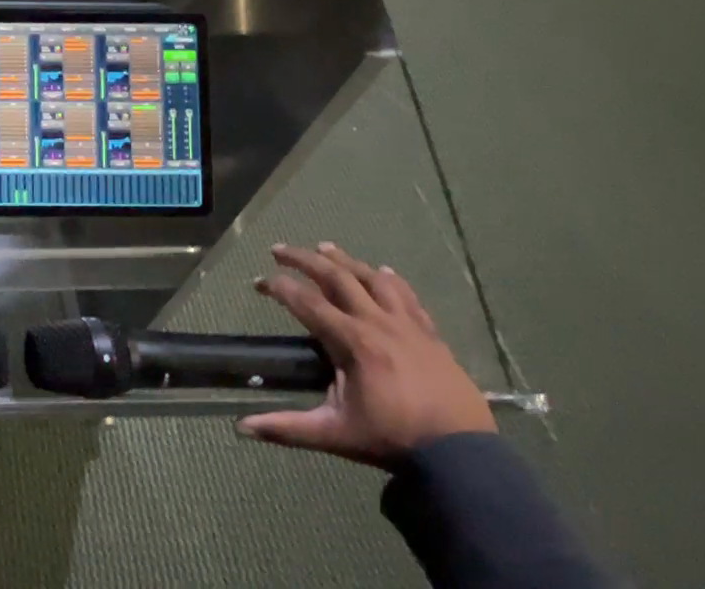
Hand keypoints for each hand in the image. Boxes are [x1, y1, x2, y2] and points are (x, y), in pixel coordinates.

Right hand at [237, 243, 494, 468]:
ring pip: (373, 280)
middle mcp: (378, 324)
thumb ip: (286, 427)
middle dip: (304, 260)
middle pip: (337, 278)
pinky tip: (384, 271)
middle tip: (279, 249)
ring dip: (346, 261)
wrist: (462, 456)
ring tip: (326, 248)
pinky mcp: (431, 336)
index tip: (258, 282)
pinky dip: (392, 281)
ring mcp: (408, 327)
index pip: (306, 303)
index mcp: (352, 343)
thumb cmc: (393, 440)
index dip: (278, 288)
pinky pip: (409, 298)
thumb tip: (242, 427)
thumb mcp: (334, 434)